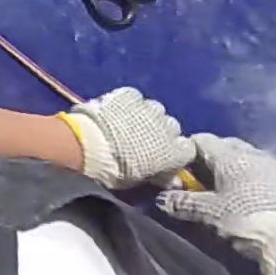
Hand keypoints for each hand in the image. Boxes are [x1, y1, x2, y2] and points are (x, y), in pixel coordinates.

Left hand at [61, 87, 190, 188]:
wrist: (89, 145)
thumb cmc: (115, 170)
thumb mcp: (140, 180)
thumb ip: (159, 176)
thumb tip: (172, 179)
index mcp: (175, 152)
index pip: (186, 149)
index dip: (174, 151)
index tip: (162, 154)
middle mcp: (168, 127)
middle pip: (171, 126)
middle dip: (159, 131)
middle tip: (141, 138)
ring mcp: (148, 108)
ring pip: (154, 109)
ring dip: (144, 115)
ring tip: (127, 122)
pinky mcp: (129, 94)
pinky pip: (134, 96)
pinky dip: (127, 102)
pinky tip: (115, 108)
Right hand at [155, 133, 275, 274]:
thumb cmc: (249, 222)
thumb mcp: (210, 215)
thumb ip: (183, 203)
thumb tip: (161, 199)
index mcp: (231, 156)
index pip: (202, 140)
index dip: (188, 153)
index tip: (181, 170)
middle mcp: (257, 155)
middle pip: (229, 146)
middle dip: (215, 159)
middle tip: (205, 180)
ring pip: (254, 160)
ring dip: (241, 170)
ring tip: (233, 191)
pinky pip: (274, 176)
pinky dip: (262, 183)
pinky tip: (260, 201)